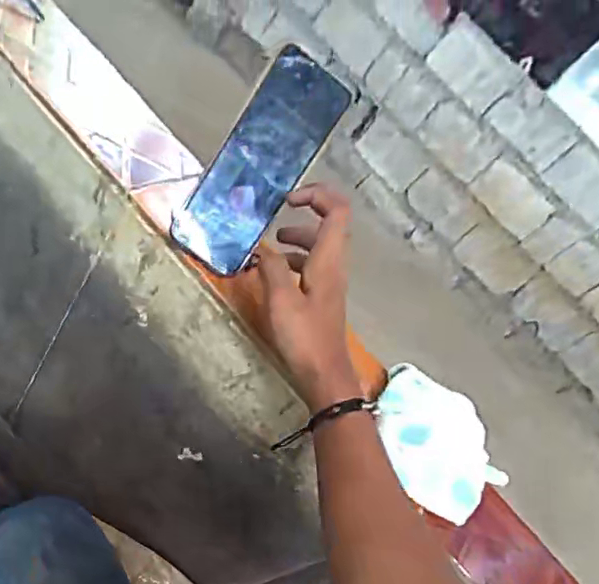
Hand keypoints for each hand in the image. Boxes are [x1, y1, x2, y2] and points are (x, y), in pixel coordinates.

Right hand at [253, 184, 362, 409]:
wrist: (323, 372)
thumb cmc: (303, 337)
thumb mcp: (281, 301)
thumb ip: (271, 270)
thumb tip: (262, 250)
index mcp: (328, 260)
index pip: (336, 210)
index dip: (317, 195)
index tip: (289, 199)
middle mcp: (334, 266)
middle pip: (328, 226)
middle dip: (303, 218)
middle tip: (276, 224)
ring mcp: (329, 284)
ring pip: (318, 249)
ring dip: (295, 243)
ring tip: (269, 251)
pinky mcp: (322, 300)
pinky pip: (310, 270)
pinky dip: (292, 265)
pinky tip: (273, 278)